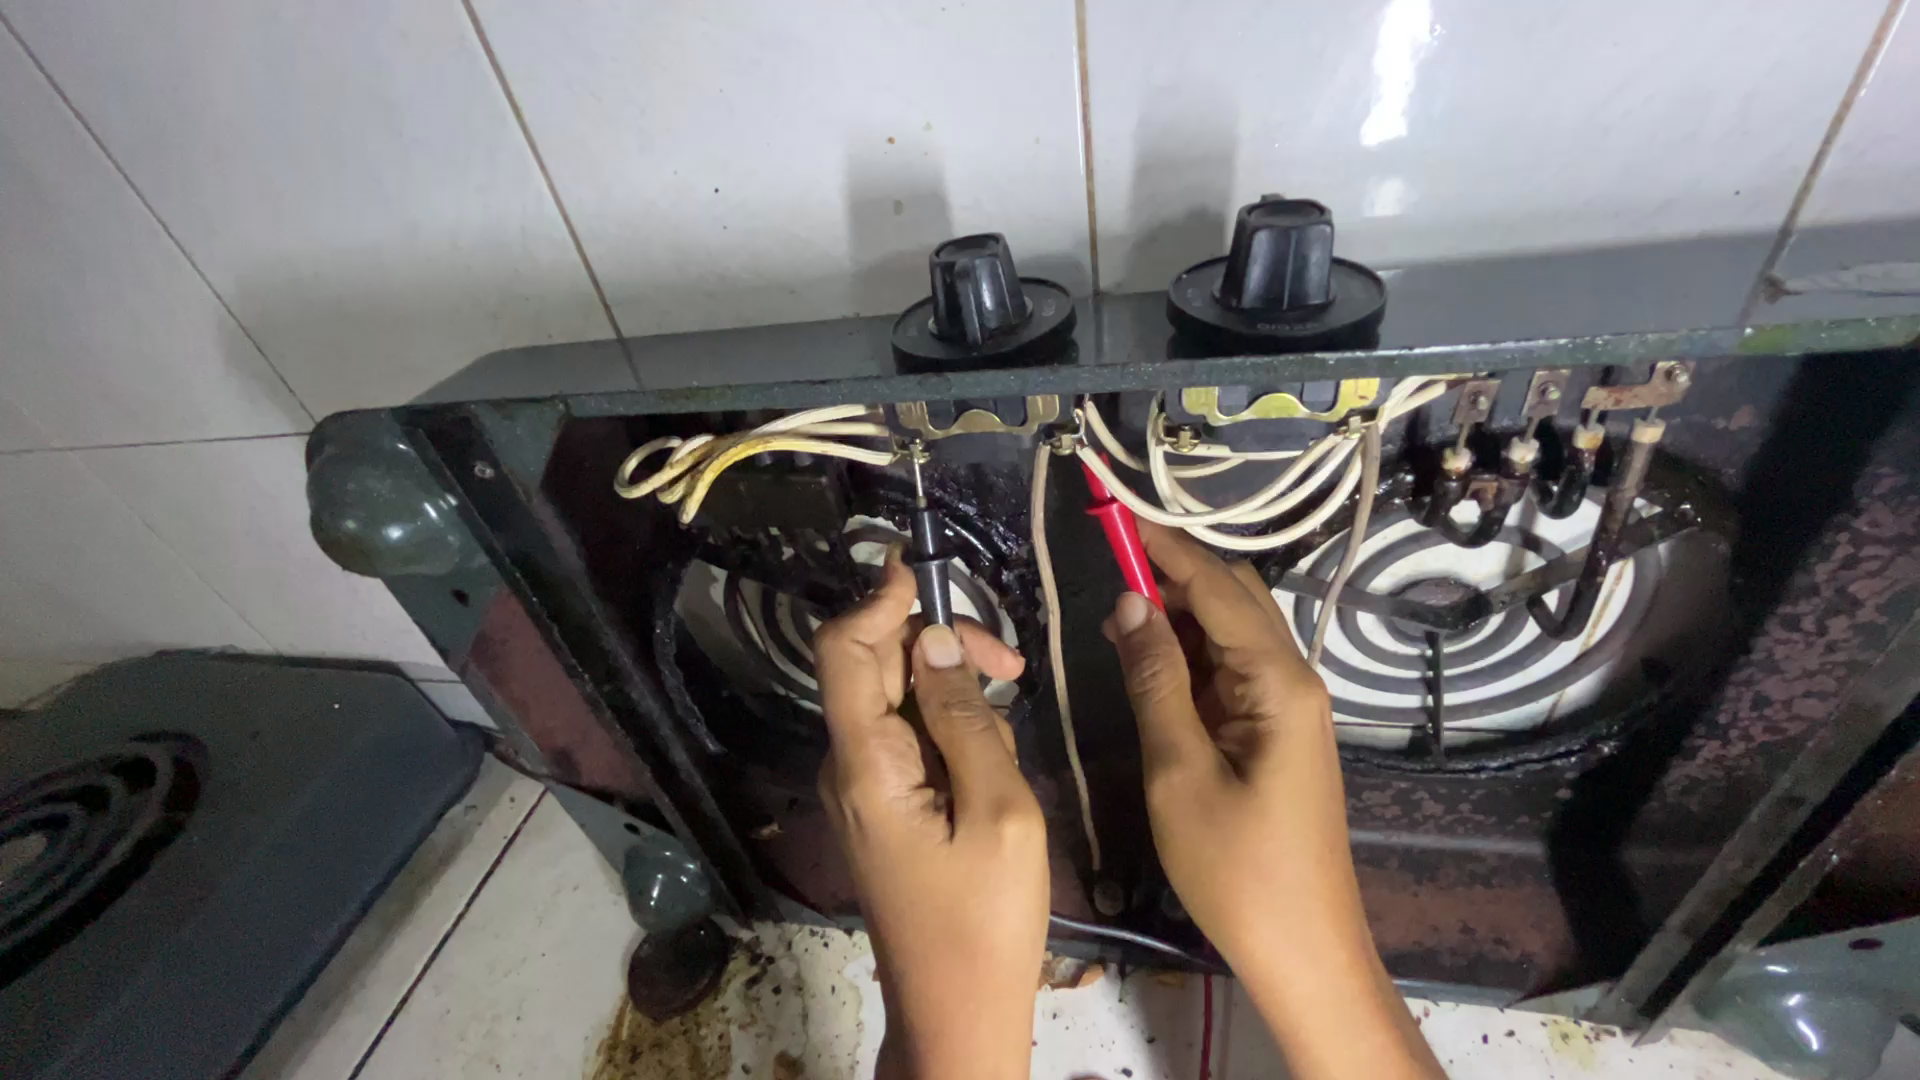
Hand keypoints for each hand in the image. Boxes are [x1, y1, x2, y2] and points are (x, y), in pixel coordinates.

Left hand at [814, 552, 1046, 1079]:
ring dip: (953, 687)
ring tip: (1012, 714)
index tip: (919, 568)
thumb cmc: (986, 920)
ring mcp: (864, 785)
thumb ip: (965, 719)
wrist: (958, 1013)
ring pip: (899, 698)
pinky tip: (994, 757)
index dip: (876, 601)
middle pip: (877, 667)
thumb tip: (935, 639)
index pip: (844, 652)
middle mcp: (849, 764)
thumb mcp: (998, 810)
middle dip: (939, 645)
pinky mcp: (884, 802)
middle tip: (1011, 663)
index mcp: (867, 764)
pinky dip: (950, 725)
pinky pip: (910, 736)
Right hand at [1104, 521, 1443, 1079]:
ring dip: (1177, 607)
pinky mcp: (1273, 727)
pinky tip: (1146, 647)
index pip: (1218, 587)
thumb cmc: (1236, 867)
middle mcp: (1292, 677)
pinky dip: (1187, 648)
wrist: (1303, 950)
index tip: (1116, 514)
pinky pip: (1228, 666)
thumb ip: (1154, 678)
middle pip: (1233, 596)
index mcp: (1278, 680)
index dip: (1165, 546)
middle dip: (1172, 566)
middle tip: (1109, 550)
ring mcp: (1286, 702)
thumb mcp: (1178, 769)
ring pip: (1230, 628)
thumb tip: (1129, 601)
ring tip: (1116, 596)